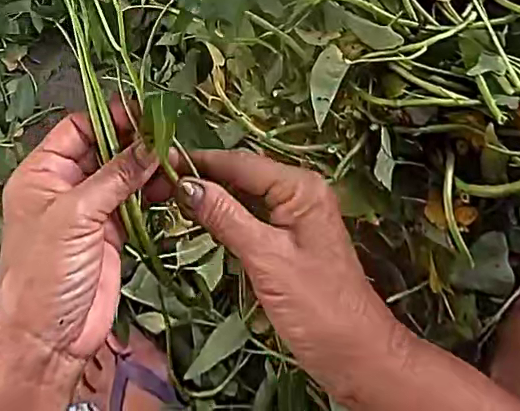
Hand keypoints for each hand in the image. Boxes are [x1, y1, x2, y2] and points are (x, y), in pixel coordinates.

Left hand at [0, 112, 160, 408]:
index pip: (78, 127)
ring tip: (172, 156)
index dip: (108, 117)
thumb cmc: (41, 276)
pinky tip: (170, 182)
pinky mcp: (110, 231)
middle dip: (132, 138)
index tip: (141, 112)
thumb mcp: (75, 215)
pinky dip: (152, 189)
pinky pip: (134, 199)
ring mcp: (89, 208)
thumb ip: (116, 176)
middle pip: (103, 146)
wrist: (47, 346)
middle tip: (164, 132)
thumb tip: (149, 143)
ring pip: (122, 172)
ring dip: (146, 164)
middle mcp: (65, 184)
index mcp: (42, 172)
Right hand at [176, 150, 519, 410]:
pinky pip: (252, 213)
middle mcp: (299, 189)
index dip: (200, 161)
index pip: (240, 162)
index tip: (162, 160)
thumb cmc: (318, 309)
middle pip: (241, 174)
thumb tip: (187, 184)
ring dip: (211, 194)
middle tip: (160, 181)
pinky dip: (226, 213)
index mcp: (300, 186)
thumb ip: (226, 218)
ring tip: (171, 194)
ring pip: (245, 193)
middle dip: (202, 176)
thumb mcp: (266, 260)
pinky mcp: (291, 235)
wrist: (359, 358)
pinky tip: (202, 216)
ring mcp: (296, 212)